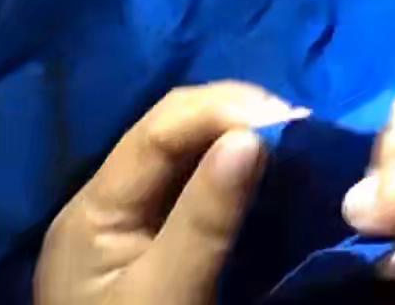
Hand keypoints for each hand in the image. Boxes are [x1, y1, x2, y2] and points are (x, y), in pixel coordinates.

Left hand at [35, 83, 301, 304]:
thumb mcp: (164, 301)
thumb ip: (203, 221)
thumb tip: (251, 137)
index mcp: (96, 204)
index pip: (159, 128)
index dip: (220, 109)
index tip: (285, 117)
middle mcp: (111, 194)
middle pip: (172, 129)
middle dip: (233, 114)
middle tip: (298, 125)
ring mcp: (135, 214)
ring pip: (187, 149)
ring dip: (238, 134)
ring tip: (292, 138)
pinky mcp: (160, 234)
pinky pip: (197, 181)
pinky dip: (235, 167)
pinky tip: (268, 168)